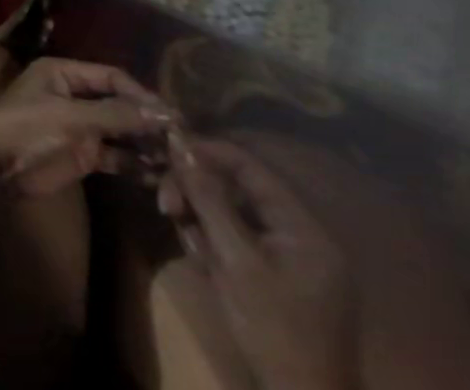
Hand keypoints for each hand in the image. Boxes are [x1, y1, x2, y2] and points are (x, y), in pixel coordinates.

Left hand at [0, 59, 175, 197]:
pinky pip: (119, 156)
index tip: (174, 118)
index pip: (113, 77)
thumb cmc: (24, 128)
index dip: (143, 95)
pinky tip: (163, 176)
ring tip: (182, 162)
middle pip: (122, 104)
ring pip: (124, 132)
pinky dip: (138, 164)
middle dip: (151, 122)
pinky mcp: (84, 154)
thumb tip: (167, 114)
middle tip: (188, 144)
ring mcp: (80, 126)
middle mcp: (74, 95)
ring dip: (150, 145)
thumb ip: (116, 114)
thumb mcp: (69, 116)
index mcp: (63, 74)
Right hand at [163, 138, 357, 389]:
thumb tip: (183, 149)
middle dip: (197, 192)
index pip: (253, 170)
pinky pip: (234, 238)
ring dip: (200, 218)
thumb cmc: (272, 323)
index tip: (166, 147)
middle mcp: (300, 235)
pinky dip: (211, 240)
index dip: (210, 152)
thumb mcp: (235, 259)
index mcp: (304, 229)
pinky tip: (202, 258)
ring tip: (186, 239)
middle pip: (238, 192)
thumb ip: (210, 201)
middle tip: (165, 204)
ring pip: (230, 214)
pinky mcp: (272, 272)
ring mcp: (288, 256)